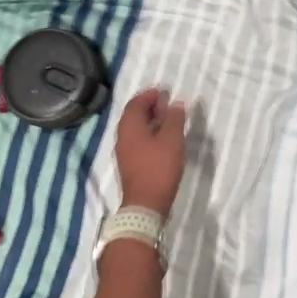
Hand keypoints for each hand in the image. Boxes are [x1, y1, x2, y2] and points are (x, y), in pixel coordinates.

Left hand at [115, 88, 187, 216]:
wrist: (145, 204)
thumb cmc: (159, 167)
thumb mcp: (172, 139)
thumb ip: (174, 119)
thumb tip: (174, 104)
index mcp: (129, 126)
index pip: (135, 103)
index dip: (149, 95)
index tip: (163, 93)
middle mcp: (122, 136)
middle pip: (133, 115)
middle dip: (149, 107)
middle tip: (167, 105)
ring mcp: (124, 152)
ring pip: (135, 129)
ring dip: (150, 122)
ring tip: (168, 122)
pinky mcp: (129, 164)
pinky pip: (137, 141)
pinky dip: (148, 135)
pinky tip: (162, 141)